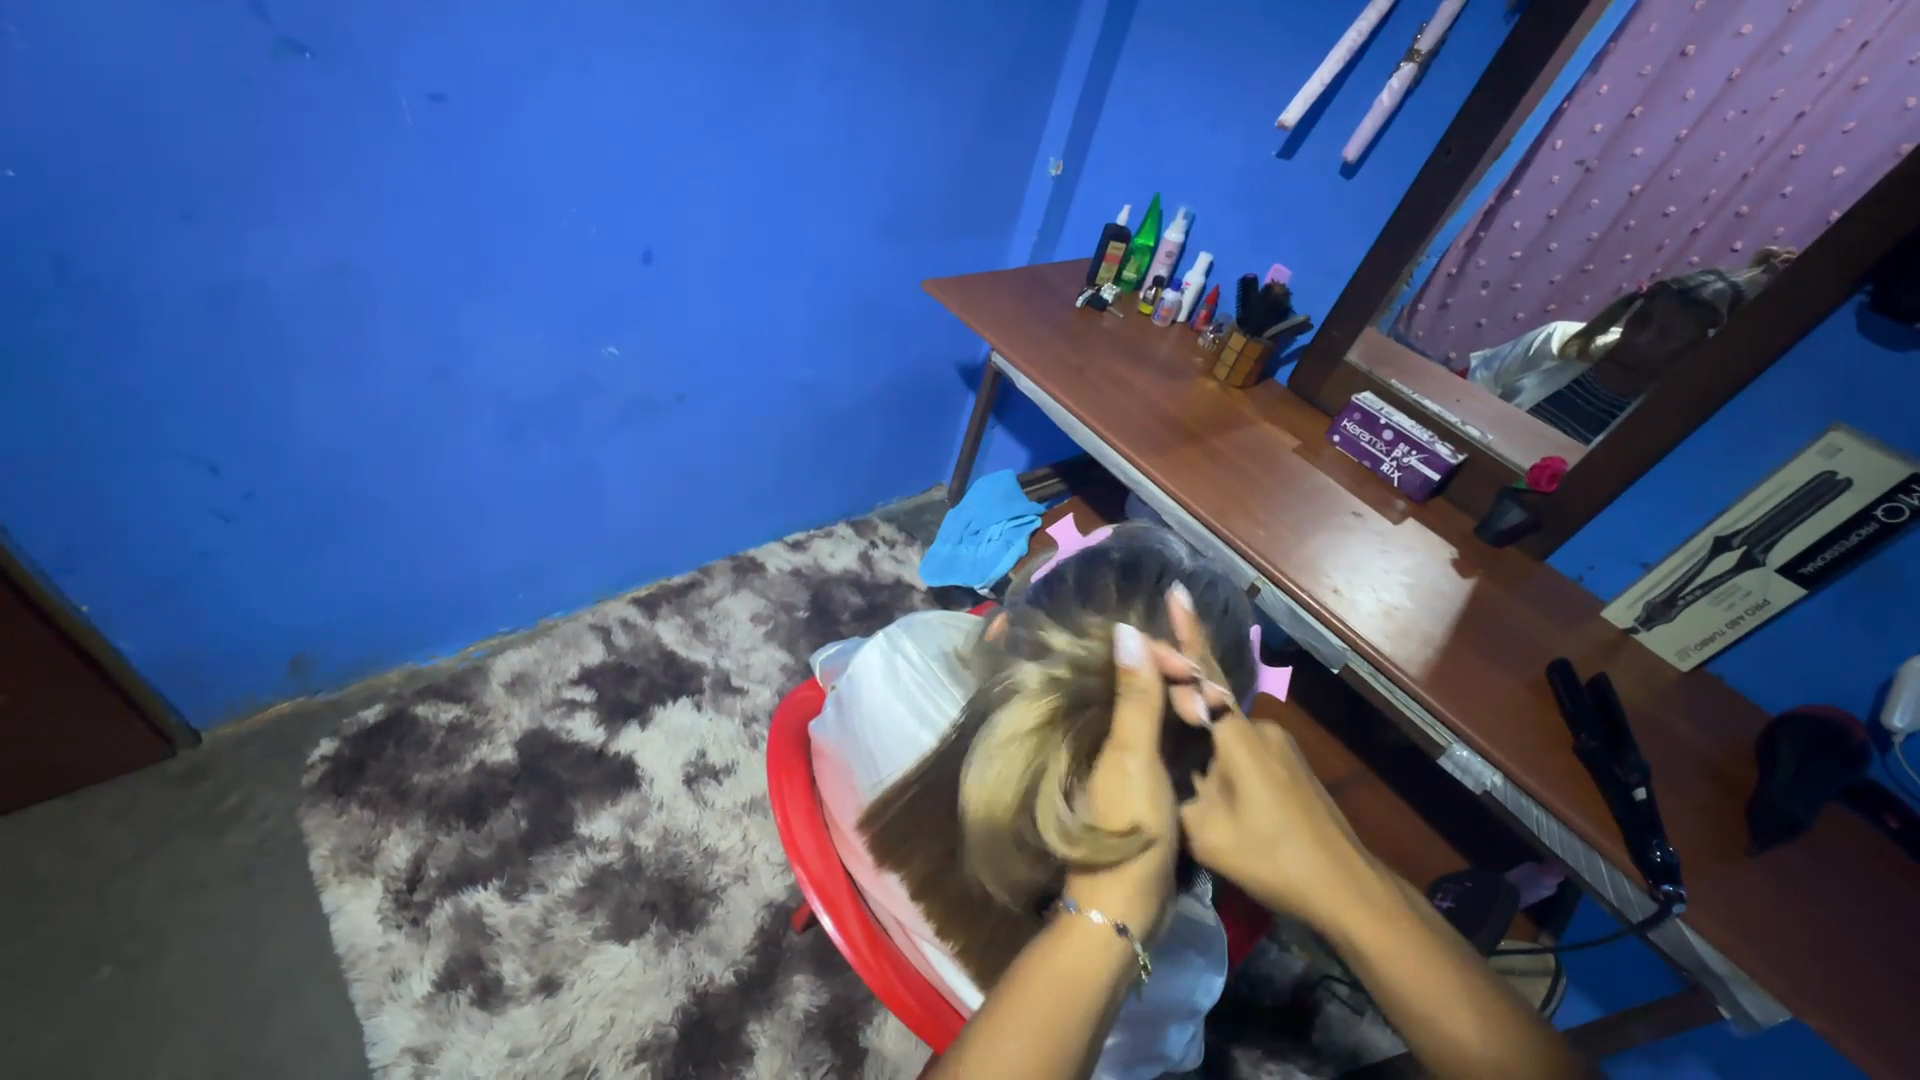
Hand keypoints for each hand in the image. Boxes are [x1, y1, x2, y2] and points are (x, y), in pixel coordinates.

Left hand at [1061, 621, 1183, 935]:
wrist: (1125, 903)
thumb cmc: (1128, 826)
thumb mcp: (1134, 757)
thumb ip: (1134, 697)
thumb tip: (1125, 628)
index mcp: (1097, 723)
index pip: (1128, 667)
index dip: (1161, 656)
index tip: (1197, 665)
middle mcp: (1105, 734)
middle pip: (1140, 686)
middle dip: (1173, 675)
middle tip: (1213, 681)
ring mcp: (1122, 761)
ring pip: (1152, 713)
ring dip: (1179, 701)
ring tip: (1214, 694)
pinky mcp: (1140, 785)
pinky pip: (1161, 742)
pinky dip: (1180, 729)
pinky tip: (1204, 724)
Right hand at [1160, 594, 1378, 933]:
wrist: (1346, 888)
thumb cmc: (1271, 857)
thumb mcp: (1205, 832)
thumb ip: (1176, 788)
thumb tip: (1157, 763)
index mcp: (1238, 739)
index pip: (1203, 678)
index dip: (1184, 638)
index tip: (1174, 595)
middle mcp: (1261, 730)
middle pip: (1212, 693)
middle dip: (1186, 664)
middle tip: (1168, 627)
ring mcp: (1280, 747)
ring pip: (1226, 723)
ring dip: (1199, 718)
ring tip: (1172, 724)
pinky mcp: (1289, 766)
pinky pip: (1241, 742)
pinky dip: (1217, 741)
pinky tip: (1206, 770)